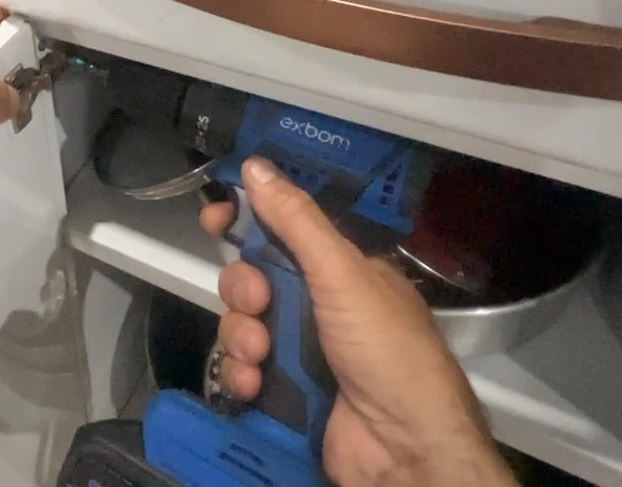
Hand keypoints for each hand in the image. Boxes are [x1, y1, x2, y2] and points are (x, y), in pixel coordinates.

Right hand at [202, 159, 514, 486]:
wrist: (406, 456)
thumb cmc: (386, 351)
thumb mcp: (344, 274)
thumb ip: (297, 220)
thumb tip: (255, 165)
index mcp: (337, 268)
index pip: (281, 228)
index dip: (244, 220)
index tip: (215, 219)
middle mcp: (315, 303)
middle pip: (251, 274)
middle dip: (244, 288)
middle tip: (259, 302)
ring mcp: (297, 349)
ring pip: (241, 320)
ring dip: (241, 335)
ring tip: (261, 356)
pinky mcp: (281, 390)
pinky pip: (240, 366)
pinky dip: (240, 373)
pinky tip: (253, 384)